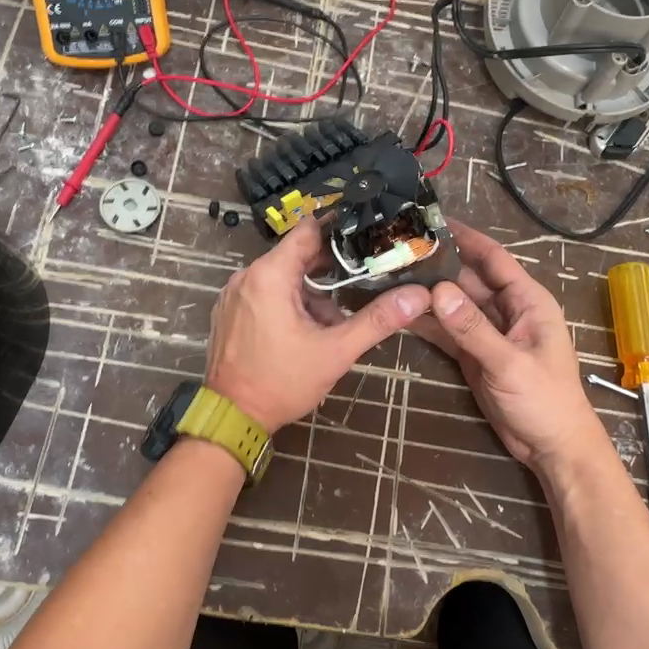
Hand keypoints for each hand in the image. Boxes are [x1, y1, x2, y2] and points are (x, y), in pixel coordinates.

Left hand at [205, 218, 430, 431]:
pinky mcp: (230, 313)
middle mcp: (246, 276)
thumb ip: (377, 320)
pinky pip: (264, 294)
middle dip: (330, 269)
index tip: (367, 236)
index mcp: (269, 275)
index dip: (339, 230)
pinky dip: (288, 304)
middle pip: (297, 255)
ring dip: (310, 294)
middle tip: (364, 280)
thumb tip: (418, 297)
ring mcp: (234, 295)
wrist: (232, 418)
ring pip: (282, 278)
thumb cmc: (281, 383)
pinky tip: (307, 331)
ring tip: (333, 323)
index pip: (308, 231)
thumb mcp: (336, 352)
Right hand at [410, 223, 606, 473]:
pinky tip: (401, 312)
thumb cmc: (544, 400)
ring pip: (455, 305)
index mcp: (527, 301)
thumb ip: (472, 328)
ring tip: (392, 276)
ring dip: (429, 294)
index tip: (433, 221)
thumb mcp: (509, 362)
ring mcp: (490, 333)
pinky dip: (428, 323)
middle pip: (468, 280)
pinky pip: (449, 331)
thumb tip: (437, 290)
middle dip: (438, 266)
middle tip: (398, 252)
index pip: (494, 259)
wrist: (552, 447)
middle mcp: (508, 310)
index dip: (466, 238)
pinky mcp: (475, 355)